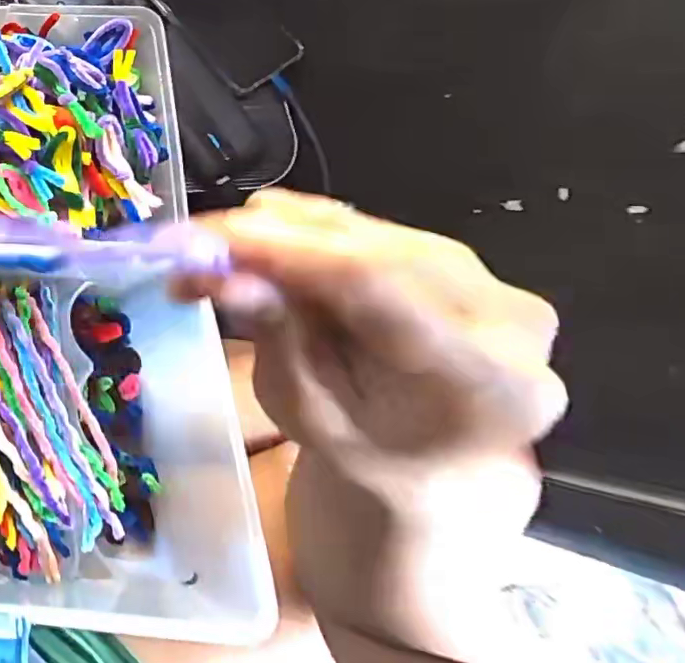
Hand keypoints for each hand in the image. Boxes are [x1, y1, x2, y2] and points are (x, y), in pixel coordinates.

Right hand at [177, 190, 566, 486]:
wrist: (426, 460)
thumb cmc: (366, 452)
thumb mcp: (308, 413)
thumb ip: (275, 338)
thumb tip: (221, 275)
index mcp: (486, 378)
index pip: (373, 284)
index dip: (279, 251)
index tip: (199, 240)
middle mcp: (500, 312)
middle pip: (359, 245)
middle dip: (259, 238)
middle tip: (184, 248)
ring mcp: (479, 275)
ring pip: (350, 225)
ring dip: (268, 233)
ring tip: (211, 260)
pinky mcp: (446, 253)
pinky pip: (354, 223)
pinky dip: (292, 231)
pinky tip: (255, 255)